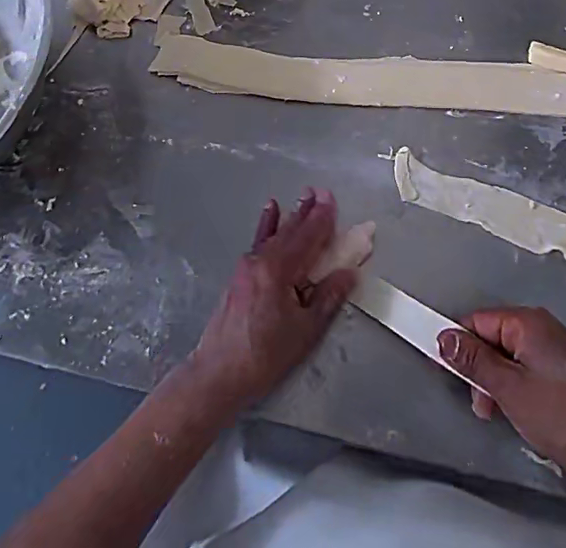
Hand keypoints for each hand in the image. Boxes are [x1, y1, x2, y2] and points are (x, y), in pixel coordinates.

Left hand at [186, 188, 356, 409]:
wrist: (217, 374)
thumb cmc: (264, 356)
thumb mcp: (305, 331)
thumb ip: (328, 298)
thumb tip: (348, 273)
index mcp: (279, 270)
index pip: (307, 238)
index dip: (323, 219)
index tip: (333, 200)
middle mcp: (261, 260)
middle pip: (291, 230)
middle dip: (308, 211)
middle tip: (322, 192)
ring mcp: (247, 266)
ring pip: (276, 234)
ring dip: (293, 217)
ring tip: (304, 197)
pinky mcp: (240, 275)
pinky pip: (260, 242)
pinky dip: (268, 226)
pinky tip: (271, 211)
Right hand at [437, 306, 565, 478]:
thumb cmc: (563, 416)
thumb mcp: (507, 388)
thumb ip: (473, 361)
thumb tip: (446, 338)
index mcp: (528, 322)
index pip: (478, 320)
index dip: (459, 344)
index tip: (447, 367)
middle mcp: (541, 327)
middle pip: (492, 337)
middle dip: (480, 368)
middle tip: (481, 400)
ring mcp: (553, 346)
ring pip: (507, 355)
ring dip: (495, 382)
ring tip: (500, 411)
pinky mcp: (560, 367)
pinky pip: (524, 366)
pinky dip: (514, 386)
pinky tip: (519, 410)